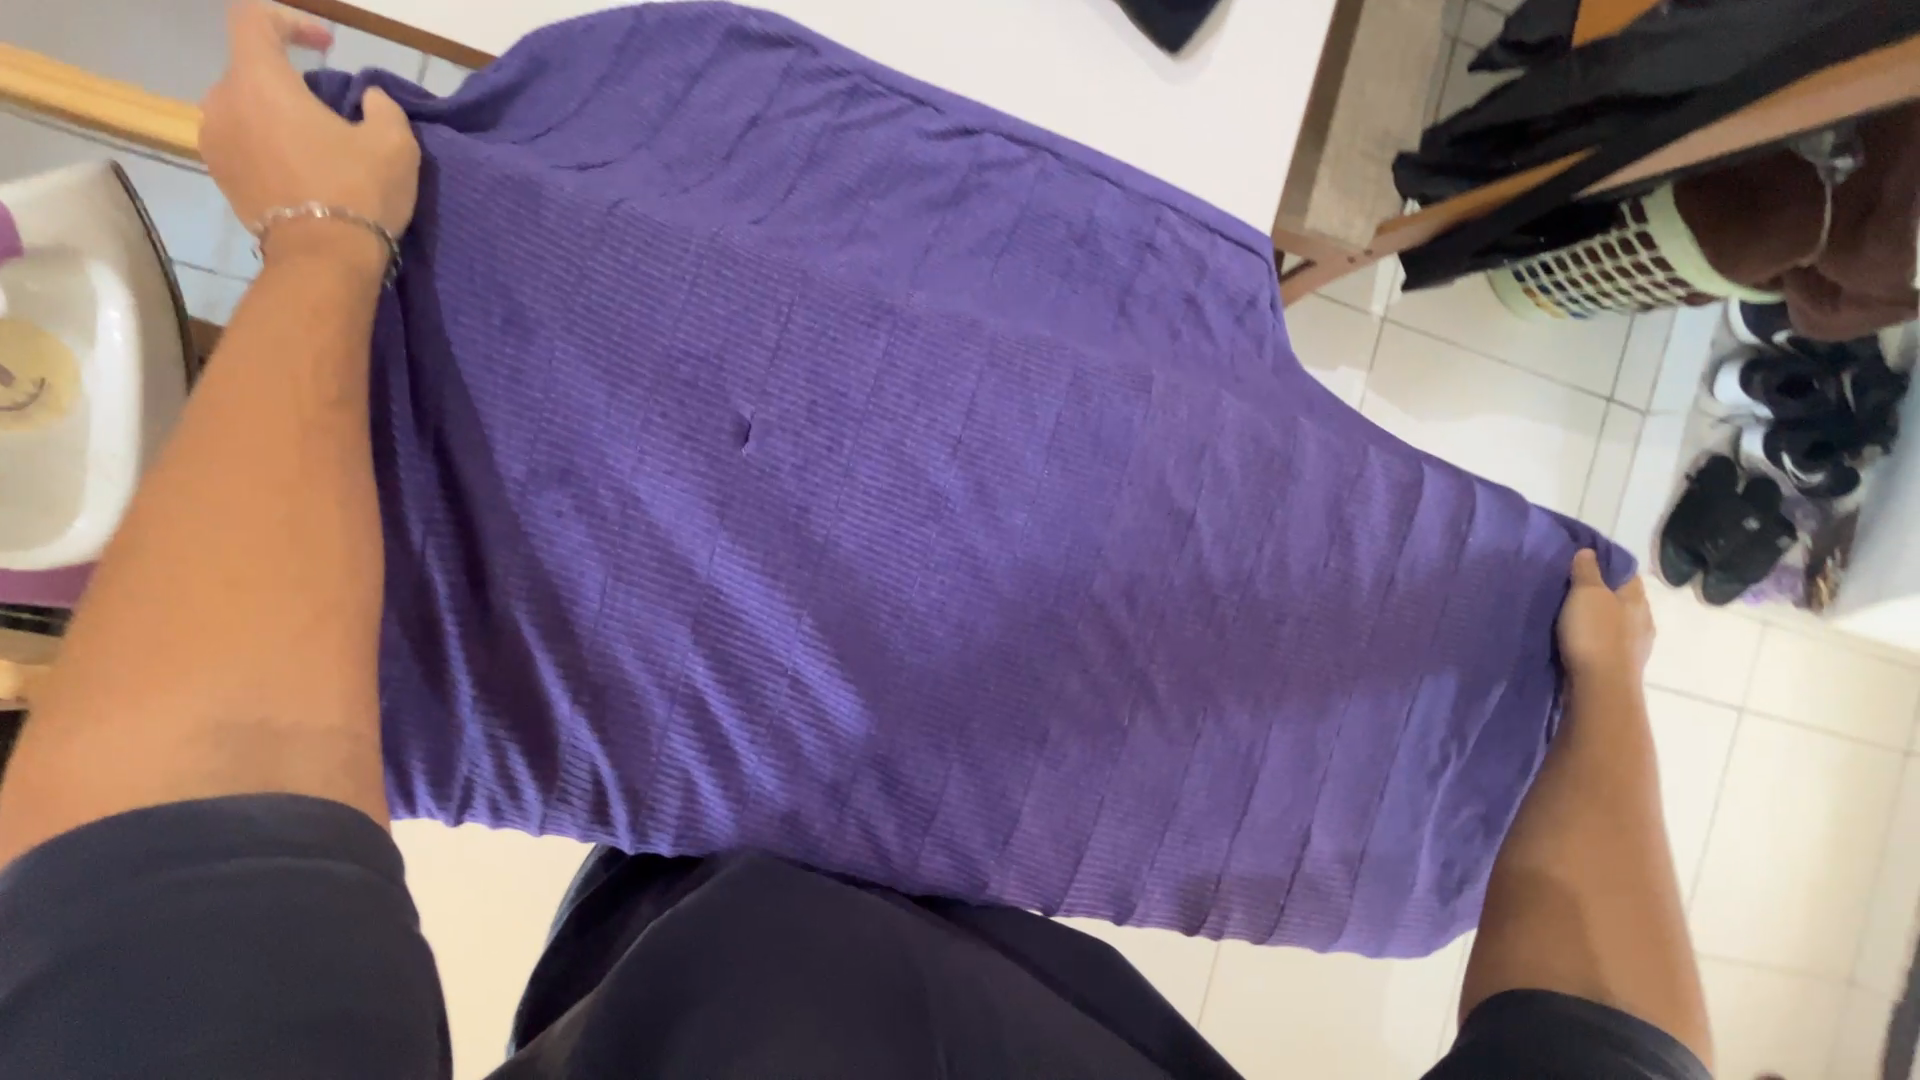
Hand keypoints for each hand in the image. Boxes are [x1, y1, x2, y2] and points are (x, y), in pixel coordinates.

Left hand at [199, 3, 420, 261]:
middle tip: (335, 116)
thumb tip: (369, 98)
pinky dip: (270, 148)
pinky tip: (303, 175)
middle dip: (292, 85)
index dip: (292, 22)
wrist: (324, 256)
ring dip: (280, 120)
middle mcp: (223, 99)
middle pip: (254, 72)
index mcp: (260, 80)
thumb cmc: (360, 191)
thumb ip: (383, 108)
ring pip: (248, 110)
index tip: (326, 43)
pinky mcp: (219, 173)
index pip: (255, 20)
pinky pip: (243, 143)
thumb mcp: (396, 144)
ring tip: (319, 150)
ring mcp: (214, 138)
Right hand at [1556, 550, 1654, 681]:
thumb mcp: (1586, 594)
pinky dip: (1596, 637)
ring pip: (1617, 622)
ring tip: (1572, 616)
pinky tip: (1580, 640)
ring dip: (1599, 618)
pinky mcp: (1622, 663)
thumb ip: (1587, 572)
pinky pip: (1608, 642)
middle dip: (1602, 593)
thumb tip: (1589, 552)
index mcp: (1636, 599)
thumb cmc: (1595, 633)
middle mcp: (1642, 619)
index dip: (1607, 566)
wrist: (1601, 684)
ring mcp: (1635, 644)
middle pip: (1622, 599)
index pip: (1626, 574)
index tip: (1583, 563)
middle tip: (1572, 589)